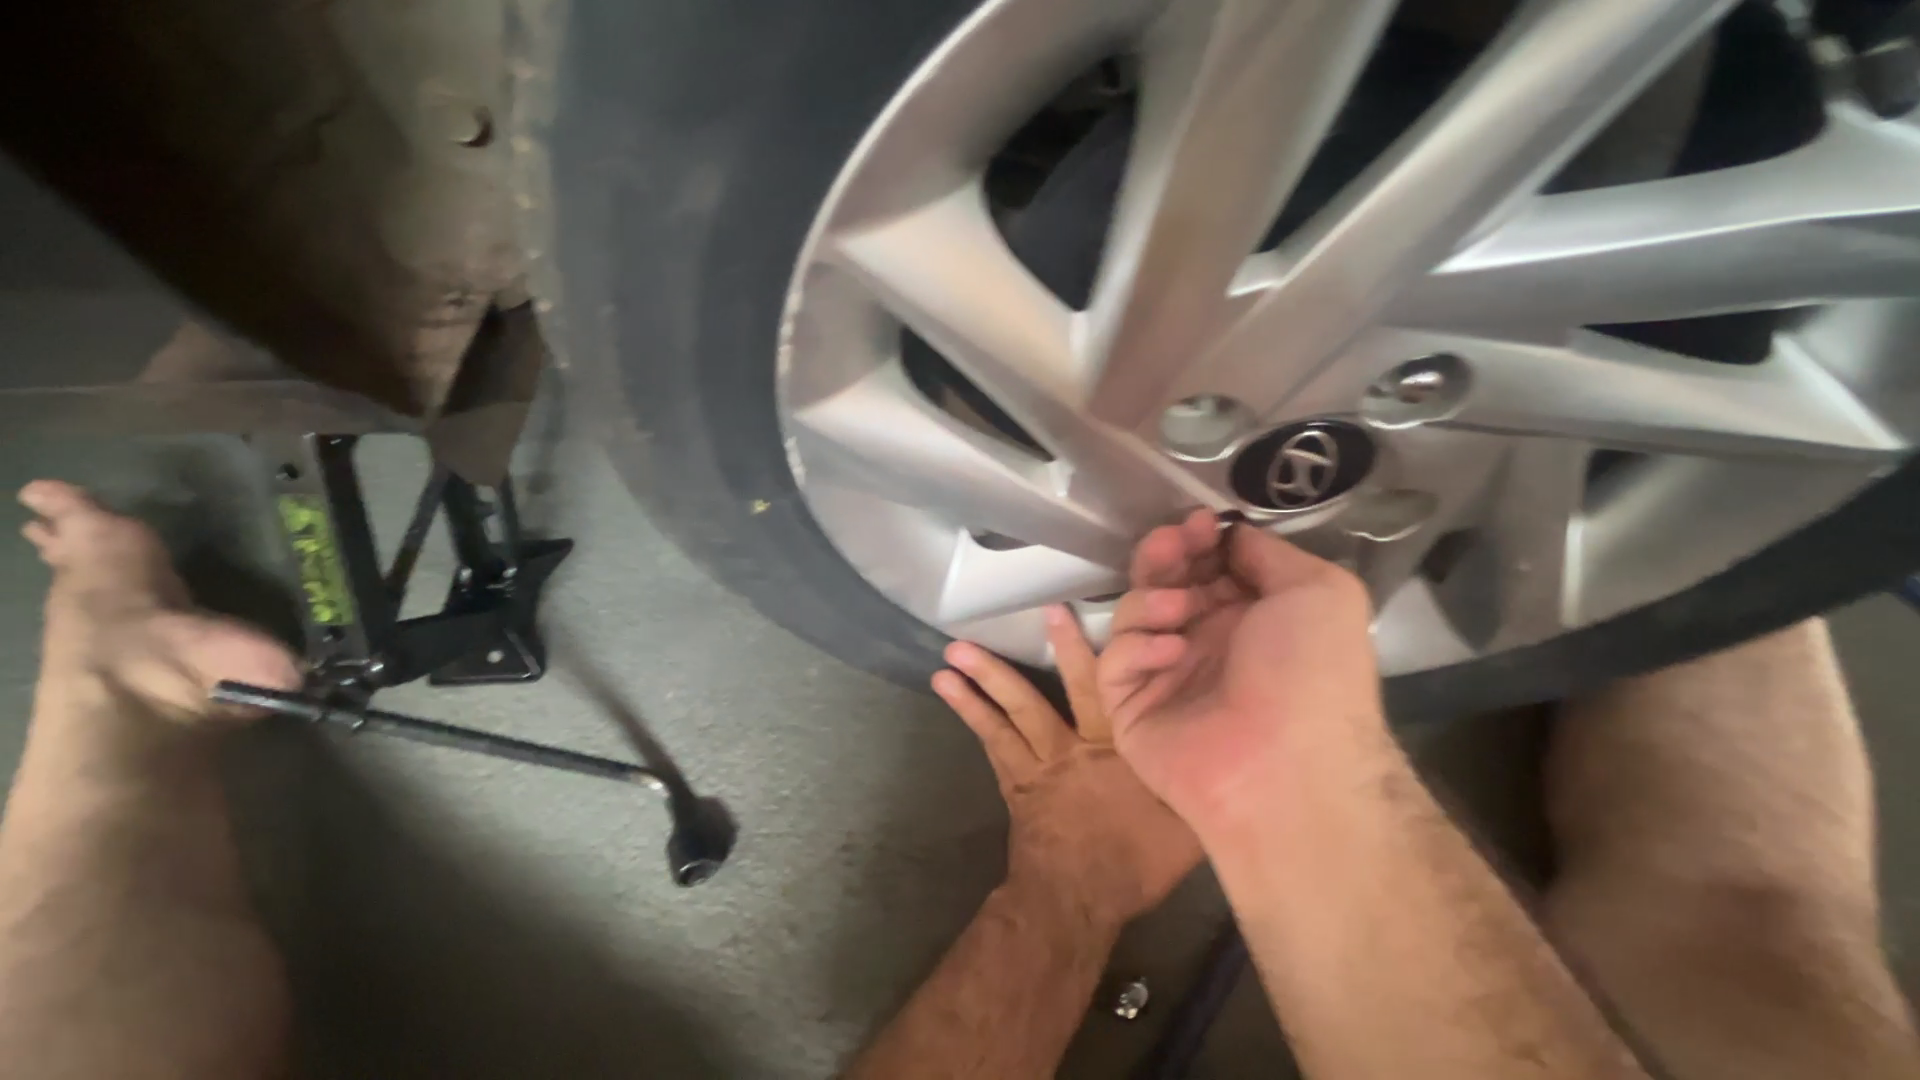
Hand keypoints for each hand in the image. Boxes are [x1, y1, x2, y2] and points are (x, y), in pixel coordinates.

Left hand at [934, 607, 1201, 928]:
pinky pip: (994, 746)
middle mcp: (1070, 747)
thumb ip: (1189, 773)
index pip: (1102, 686)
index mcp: (1114, 747)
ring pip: (1005, 719)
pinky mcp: (1016, 787)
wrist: (1077, 902)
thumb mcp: (1183, 821)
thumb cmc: (1135, 862)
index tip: (1061, 611)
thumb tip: (1212, 736)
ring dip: (976, 688)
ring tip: (945, 661)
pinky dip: (974, 719)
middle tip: (973, 636)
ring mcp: (1037, 767)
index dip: (1081, 649)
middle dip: (1003, 667)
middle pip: (1036, 698)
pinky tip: (952, 696)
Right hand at [1097, 510, 1385, 832]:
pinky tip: (1172, 651)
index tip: (1198, 523)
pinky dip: (1138, 646)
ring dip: (1151, 598)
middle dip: (1163, 554)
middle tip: (1171, 543)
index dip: (1198, 541)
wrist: (1288, 766)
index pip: (1207, 566)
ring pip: (1132, 613)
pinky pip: (1116, 661)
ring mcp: (1165, 674)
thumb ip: (1269, 553)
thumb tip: (1233, 534)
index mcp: (1249, 618)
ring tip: (1179, 608)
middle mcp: (1205, 641)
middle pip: (1163, 581)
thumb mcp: (1320, 591)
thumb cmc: (1313, 673)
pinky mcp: (1130, 706)